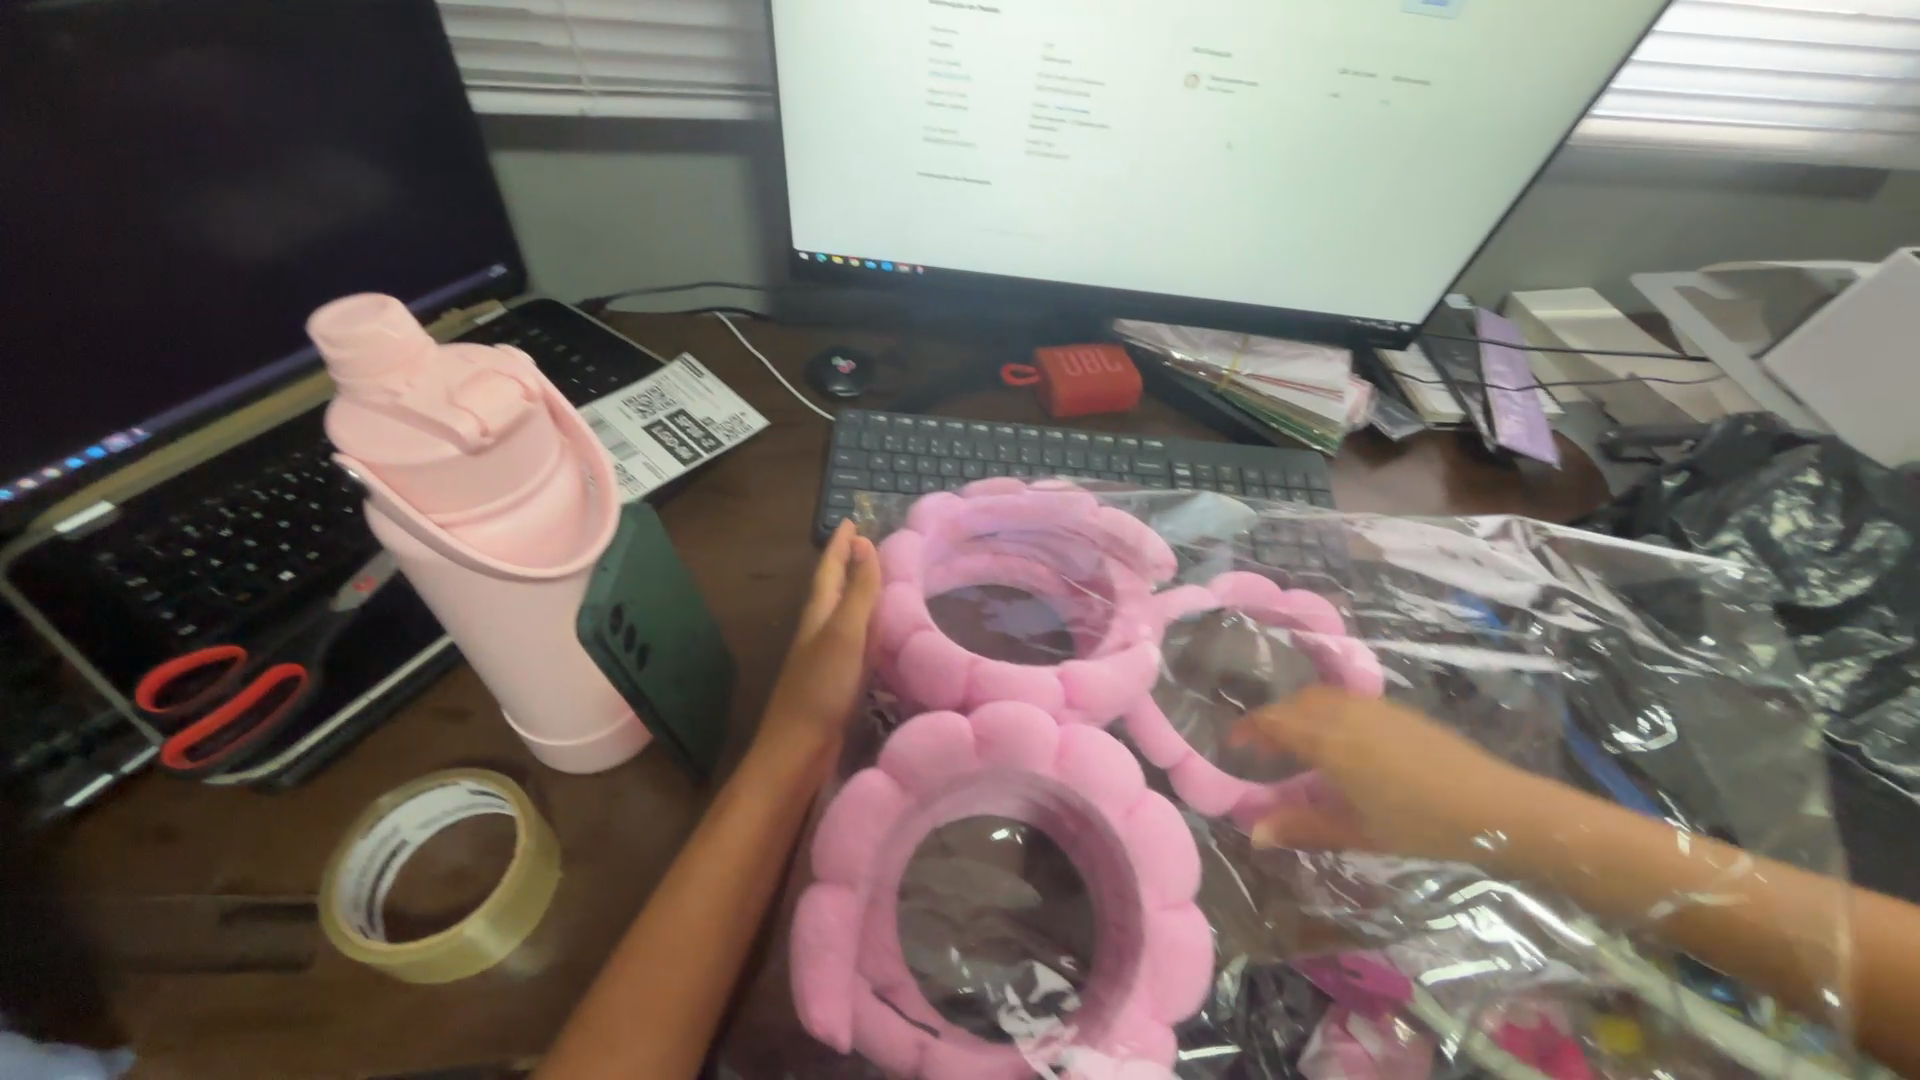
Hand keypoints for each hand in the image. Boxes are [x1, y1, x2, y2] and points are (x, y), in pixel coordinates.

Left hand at [756, 521, 882, 756]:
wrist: (800, 749)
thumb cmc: (821, 688)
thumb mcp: (844, 633)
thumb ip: (858, 591)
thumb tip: (864, 543)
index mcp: (819, 614)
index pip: (830, 568)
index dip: (840, 544)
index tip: (852, 519)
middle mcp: (820, 630)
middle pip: (835, 588)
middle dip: (850, 564)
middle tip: (872, 543)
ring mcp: (828, 657)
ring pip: (845, 614)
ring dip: (860, 594)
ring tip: (883, 579)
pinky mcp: (839, 680)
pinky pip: (857, 642)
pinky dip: (870, 628)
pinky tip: (883, 634)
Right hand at [1231, 686, 1543, 862]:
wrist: (1496, 807)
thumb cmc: (1420, 824)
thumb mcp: (1357, 832)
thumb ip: (1302, 828)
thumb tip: (1255, 834)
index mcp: (1328, 741)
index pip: (1273, 722)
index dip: (1248, 730)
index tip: (1232, 746)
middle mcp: (1344, 713)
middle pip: (1293, 704)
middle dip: (1271, 721)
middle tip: (1262, 748)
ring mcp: (1373, 707)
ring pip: (1320, 697)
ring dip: (1298, 713)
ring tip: (1295, 742)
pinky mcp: (1396, 710)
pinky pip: (1344, 700)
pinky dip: (1325, 711)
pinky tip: (1338, 740)